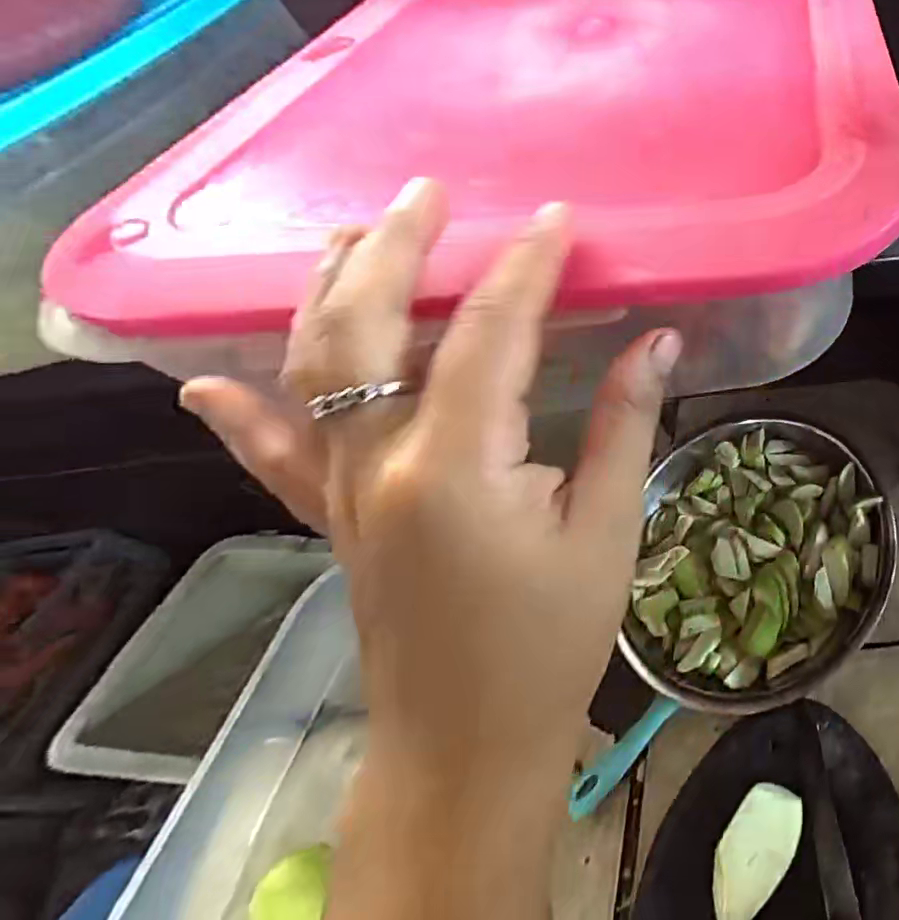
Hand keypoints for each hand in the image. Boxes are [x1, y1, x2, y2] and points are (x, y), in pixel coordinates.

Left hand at [180, 175, 677, 794]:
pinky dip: (245, 410)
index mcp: (455, 464)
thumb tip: (658, 342)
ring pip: (309, 371)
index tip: (554, 219)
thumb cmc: (556, 634)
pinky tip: (209, 381)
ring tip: (348, 235)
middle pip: (365, 331)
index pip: (489, 336)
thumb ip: (624, 424)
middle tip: (426, 193)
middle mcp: (377, 463)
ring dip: (326, 294)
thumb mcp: (608, 525)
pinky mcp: (337, 520)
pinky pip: (278, 454)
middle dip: (395, 252)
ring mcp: (342, 491)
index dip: (524, 270)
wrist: (472, 735)